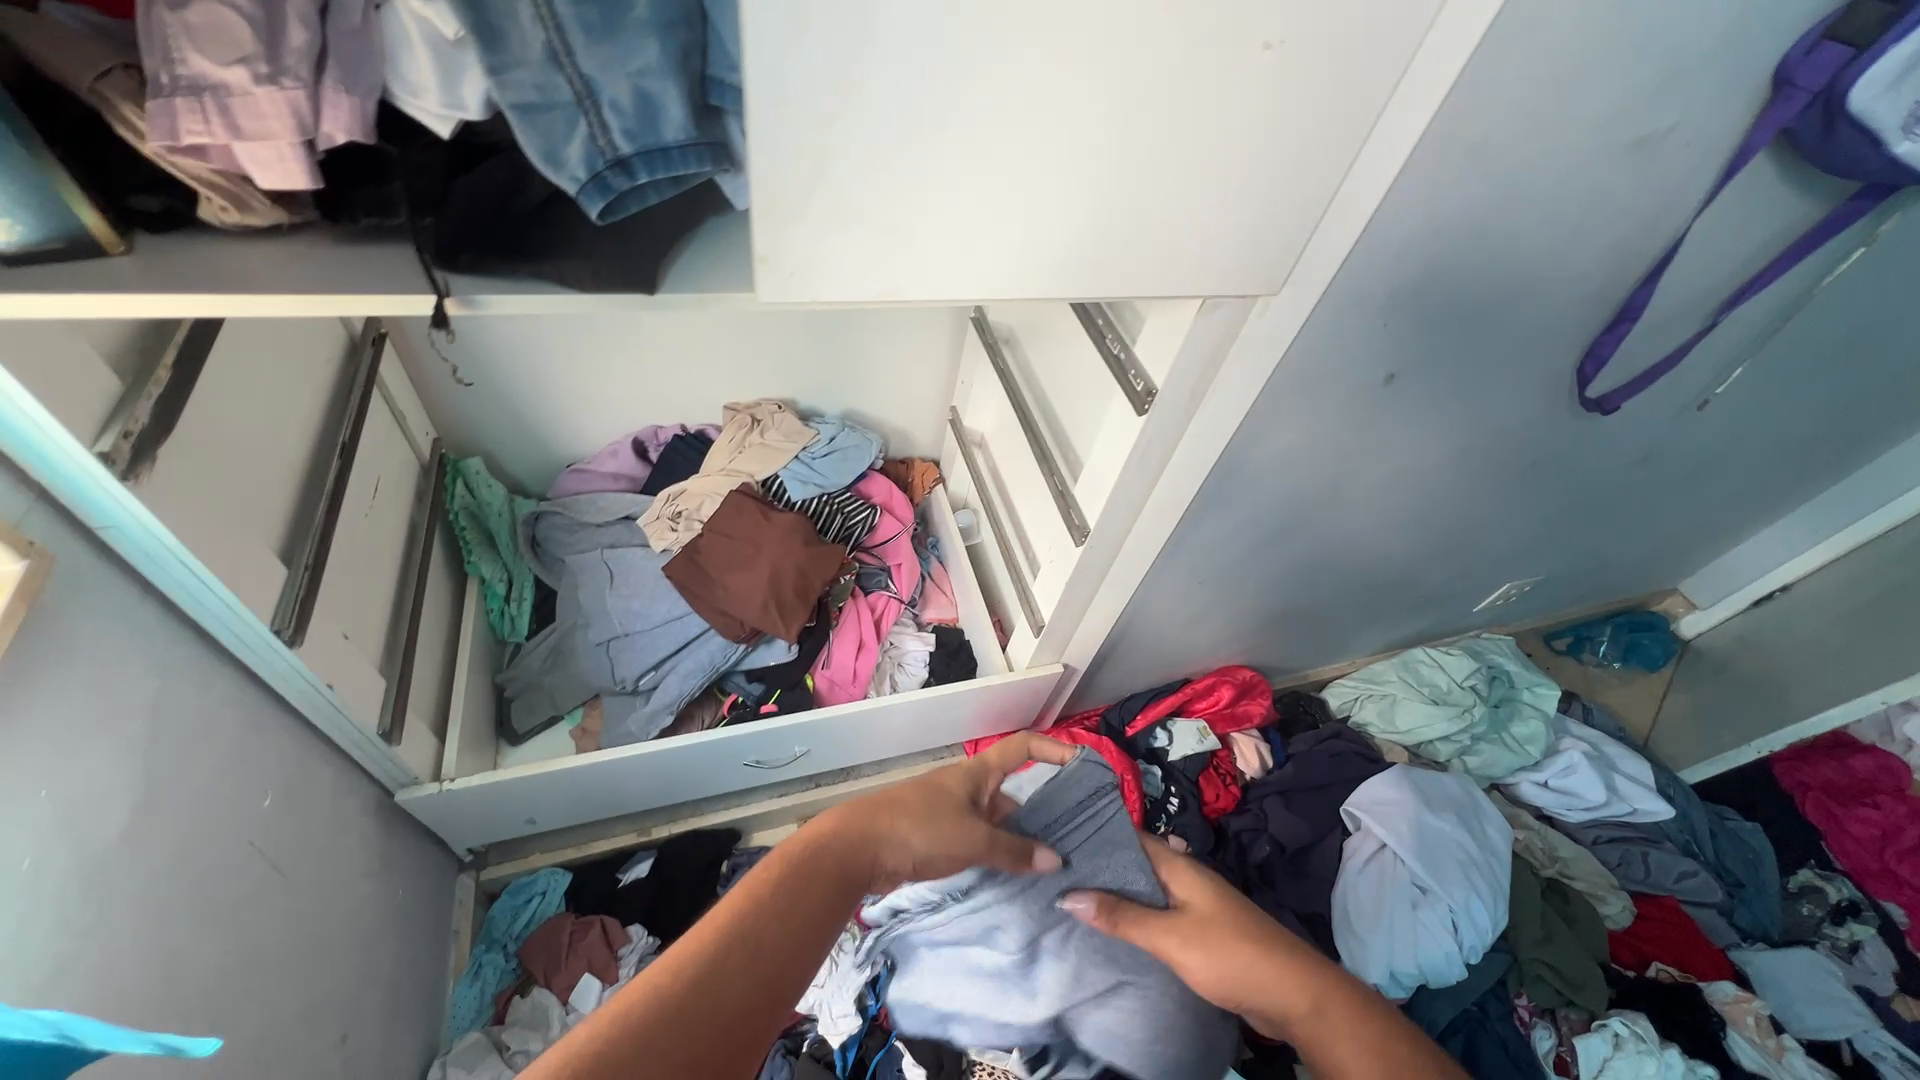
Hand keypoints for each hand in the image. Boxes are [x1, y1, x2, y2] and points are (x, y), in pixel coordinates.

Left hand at [816, 732, 1077, 893]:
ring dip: (1019, 840)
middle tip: (1075, 841)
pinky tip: (1012, 876)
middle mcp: (968, 788)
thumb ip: (1014, 850)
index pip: (1024, 748)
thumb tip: (1054, 859)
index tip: (1083, 764)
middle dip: (1042, 814)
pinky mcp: (937, 839)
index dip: (1054, 749)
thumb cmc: (918, 830)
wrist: (856, 848)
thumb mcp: (973, 840)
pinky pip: (978, 842)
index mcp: (978, 773)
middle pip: (1014, 793)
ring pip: (996, 823)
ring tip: (1050, 866)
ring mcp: (951, 813)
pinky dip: (997, 855)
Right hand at [1059, 836, 1308, 1038]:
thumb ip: (1122, 916)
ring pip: (1147, 890)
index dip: (1096, 834)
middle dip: (1100, 866)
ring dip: (1117, 893)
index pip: (1130, 837)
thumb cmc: (1230, 954)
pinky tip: (1113, 930)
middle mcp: (1186, 878)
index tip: (1058, 837)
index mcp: (1179, 866)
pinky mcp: (1202, 931)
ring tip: (1073, 897)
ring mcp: (1196, 904)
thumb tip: (1069, 894)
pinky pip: (1159, 914)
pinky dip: (1135, 917)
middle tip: (1054, 871)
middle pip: (1136, 863)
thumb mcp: (1169, 936)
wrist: (1294, 995)